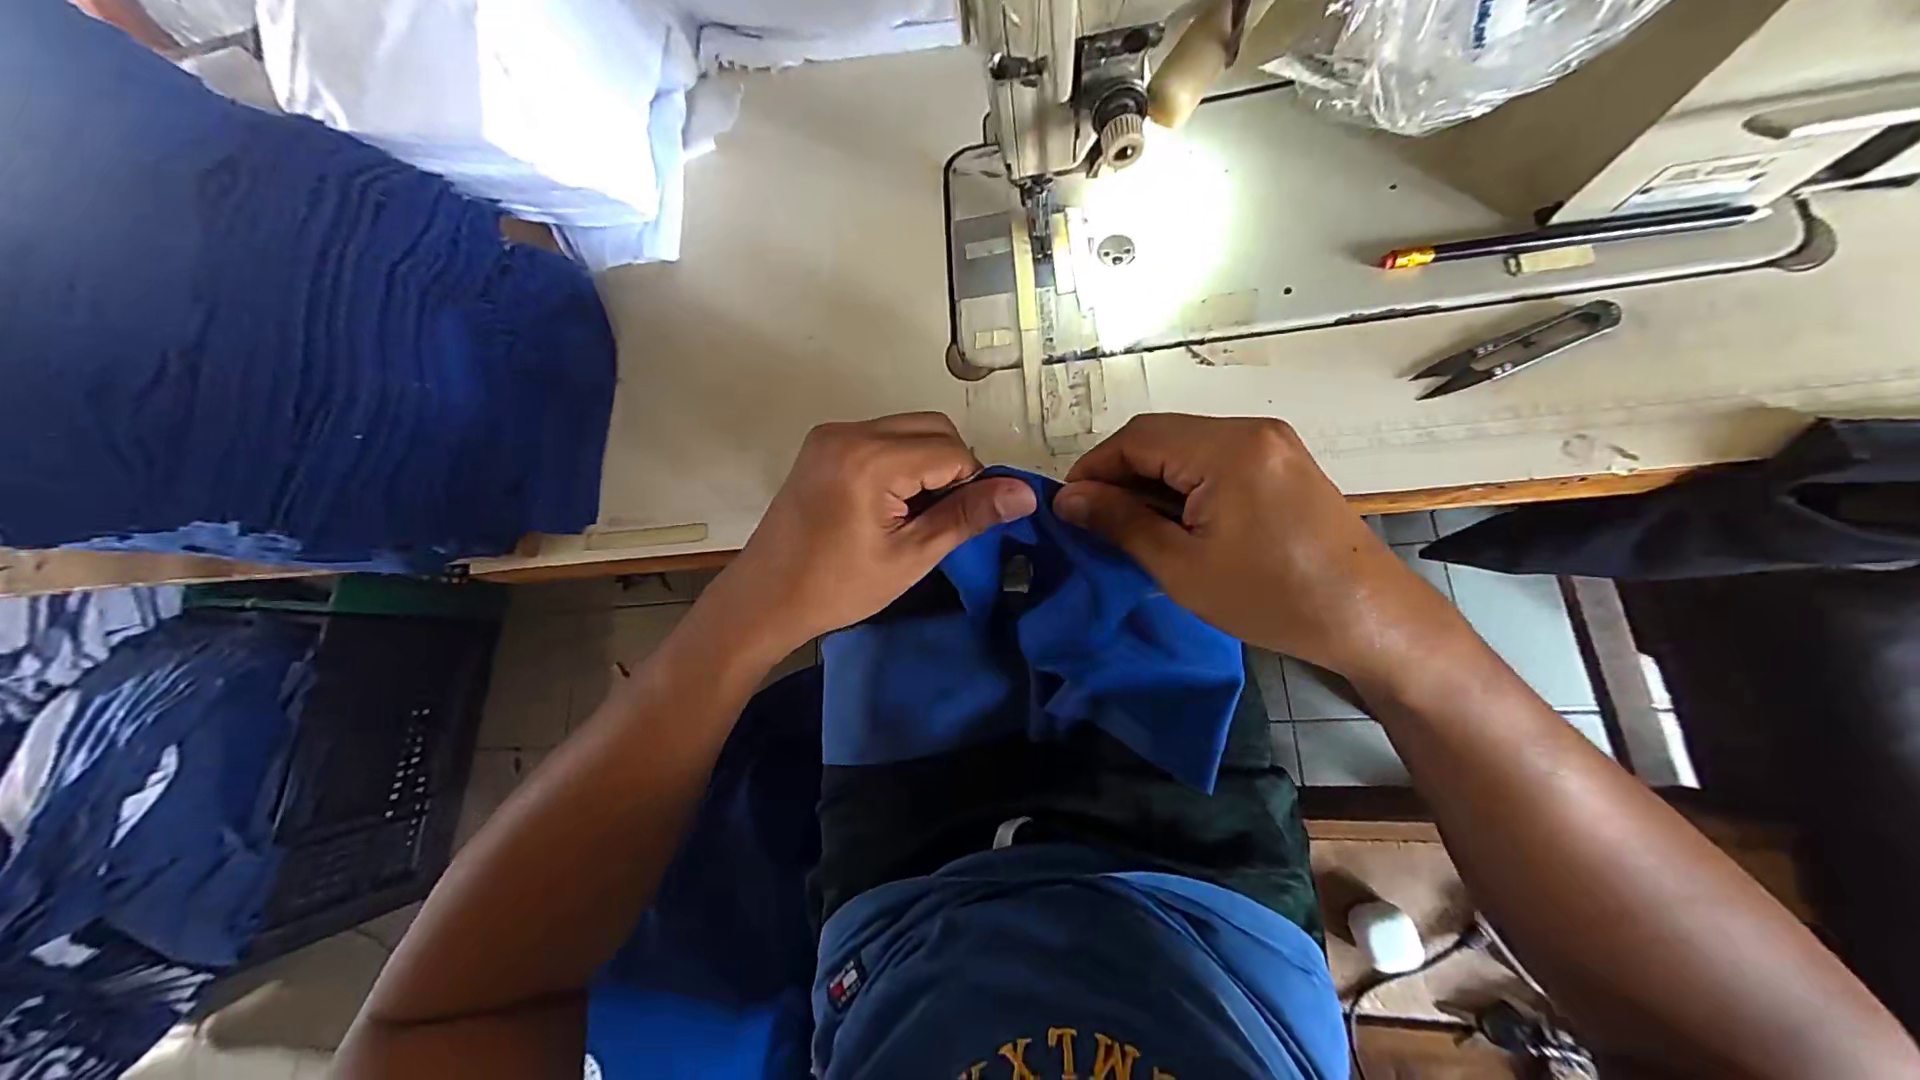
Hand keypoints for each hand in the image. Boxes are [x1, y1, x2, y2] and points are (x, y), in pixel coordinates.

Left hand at [701, 413, 1036, 656]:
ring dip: (927, 462)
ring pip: (909, 428)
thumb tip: (1026, 493)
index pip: (952, 451)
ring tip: (914, 513)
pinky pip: (882, 436)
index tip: (957, 524)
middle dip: (952, 467)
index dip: (970, 486)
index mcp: (870, 459)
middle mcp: (849, 431)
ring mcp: (831, 434)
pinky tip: (891, 501)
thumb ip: (968, 516)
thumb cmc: (839, 587)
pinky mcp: (822, 444)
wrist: (765, 599)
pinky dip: (901, 460)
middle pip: (933, 427)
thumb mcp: (912, 556)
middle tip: (939, 518)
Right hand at [1053, 414, 1460, 685]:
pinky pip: (1214, 460)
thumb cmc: (1270, 597)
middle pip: (1161, 436)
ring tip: (1129, 526)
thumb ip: (1120, 523)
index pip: (1136, 438)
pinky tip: (1173, 520)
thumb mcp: (1181, 566)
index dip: (1093, 468)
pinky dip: (1182, 484)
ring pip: (1185, 447)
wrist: (1369, 619)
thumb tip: (1067, 499)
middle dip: (1119, 474)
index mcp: (1227, 449)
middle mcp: (1250, 430)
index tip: (1068, 507)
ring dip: (1149, 480)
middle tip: (1095, 521)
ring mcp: (1271, 444)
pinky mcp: (1281, 463)